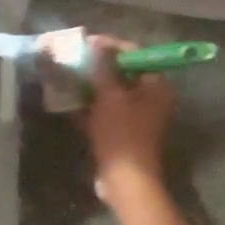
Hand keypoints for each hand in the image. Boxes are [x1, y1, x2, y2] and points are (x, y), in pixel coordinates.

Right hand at [80, 36, 175, 197]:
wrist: (125, 181)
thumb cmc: (121, 134)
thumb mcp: (109, 96)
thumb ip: (102, 67)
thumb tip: (95, 42)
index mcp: (156, 86)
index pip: (135, 54)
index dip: (111, 46)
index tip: (87, 43)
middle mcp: (151, 98)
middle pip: (123, 74)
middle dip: (98, 67)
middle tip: (75, 59)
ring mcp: (137, 117)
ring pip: (112, 94)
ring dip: (91, 87)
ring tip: (68, 77)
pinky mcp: (123, 133)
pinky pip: (106, 113)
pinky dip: (90, 107)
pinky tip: (68, 101)